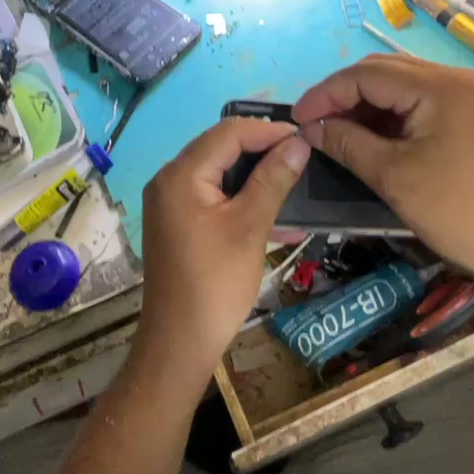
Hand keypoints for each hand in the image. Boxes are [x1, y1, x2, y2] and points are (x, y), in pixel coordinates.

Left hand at [136, 118, 309, 382]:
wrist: (180, 342)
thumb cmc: (216, 283)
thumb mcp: (250, 227)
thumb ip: (273, 180)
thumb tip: (298, 143)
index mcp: (180, 175)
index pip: (228, 133)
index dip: (268, 131)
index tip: (306, 137)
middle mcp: (168, 180)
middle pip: (220, 148)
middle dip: (262, 149)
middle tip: (302, 155)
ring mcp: (170, 202)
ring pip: (218, 172)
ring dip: (255, 175)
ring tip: (294, 179)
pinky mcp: (177, 222)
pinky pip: (212, 195)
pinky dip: (241, 197)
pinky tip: (274, 211)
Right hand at [293, 55, 473, 282]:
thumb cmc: (458, 210)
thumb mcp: (393, 176)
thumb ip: (346, 143)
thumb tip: (310, 128)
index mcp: (437, 87)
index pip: (365, 74)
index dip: (325, 94)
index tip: (296, 120)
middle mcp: (453, 80)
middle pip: (383, 71)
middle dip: (343, 94)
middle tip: (313, 124)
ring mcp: (466, 97)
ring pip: (401, 86)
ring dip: (365, 105)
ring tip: (335, 132)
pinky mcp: (471, 117)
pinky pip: (419, 103)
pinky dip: (390, 116)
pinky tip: (370, 138)